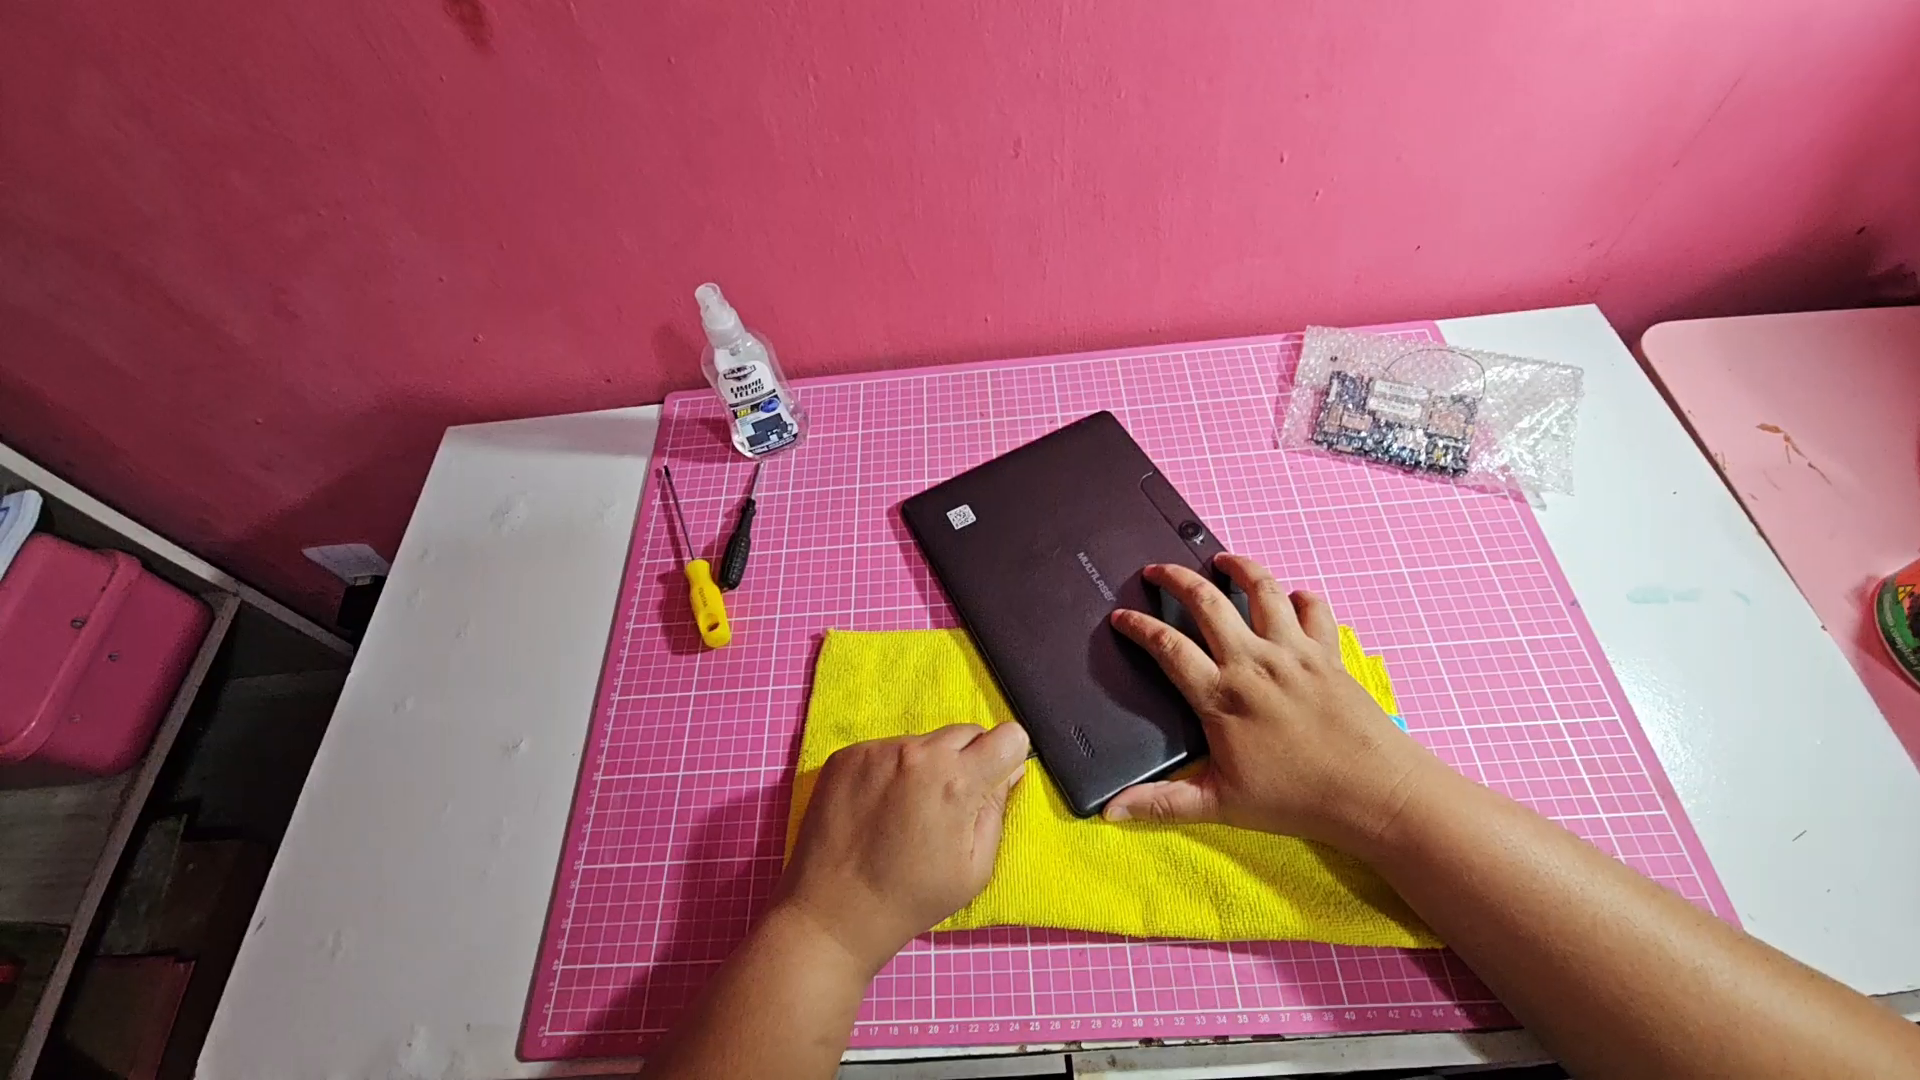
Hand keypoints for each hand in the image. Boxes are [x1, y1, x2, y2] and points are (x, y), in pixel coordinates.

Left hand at [775, 722, 1028, 973]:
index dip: (1007, 758)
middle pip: (968, 732)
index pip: (1008, 735)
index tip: (993, 779)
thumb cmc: (911, 899)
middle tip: (950, 802)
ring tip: (907, 810)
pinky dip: (892, 769)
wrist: (832, 913)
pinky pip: (888, 748)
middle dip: (970, 759)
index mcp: (956, 782)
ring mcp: (879, 750)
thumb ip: (996, 809)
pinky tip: (879, 806)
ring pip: (925, 741)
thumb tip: (1009, 769)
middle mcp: (918, 753)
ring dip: (928, 765)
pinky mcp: (848, 754)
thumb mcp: (975, 868)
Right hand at [1104, 554, 1439, 852]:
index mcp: (1221, 696)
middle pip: (1207, 602)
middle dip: (1176, 578)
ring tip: (1222, 560)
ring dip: (1239, 568)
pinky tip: (1292, 598)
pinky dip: (1302, 598)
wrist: (1377, 795)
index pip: (1167, 647)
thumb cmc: (1298, 800)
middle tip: (1158, 569)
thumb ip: (1162, 804)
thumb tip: (1111, 812)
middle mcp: (1254, 663)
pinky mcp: (1328, 655)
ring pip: (1262, 590)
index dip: (1138, 627)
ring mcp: (1294, 653)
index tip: (1121, 616)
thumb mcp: (1220, 805)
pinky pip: (1314, 610)